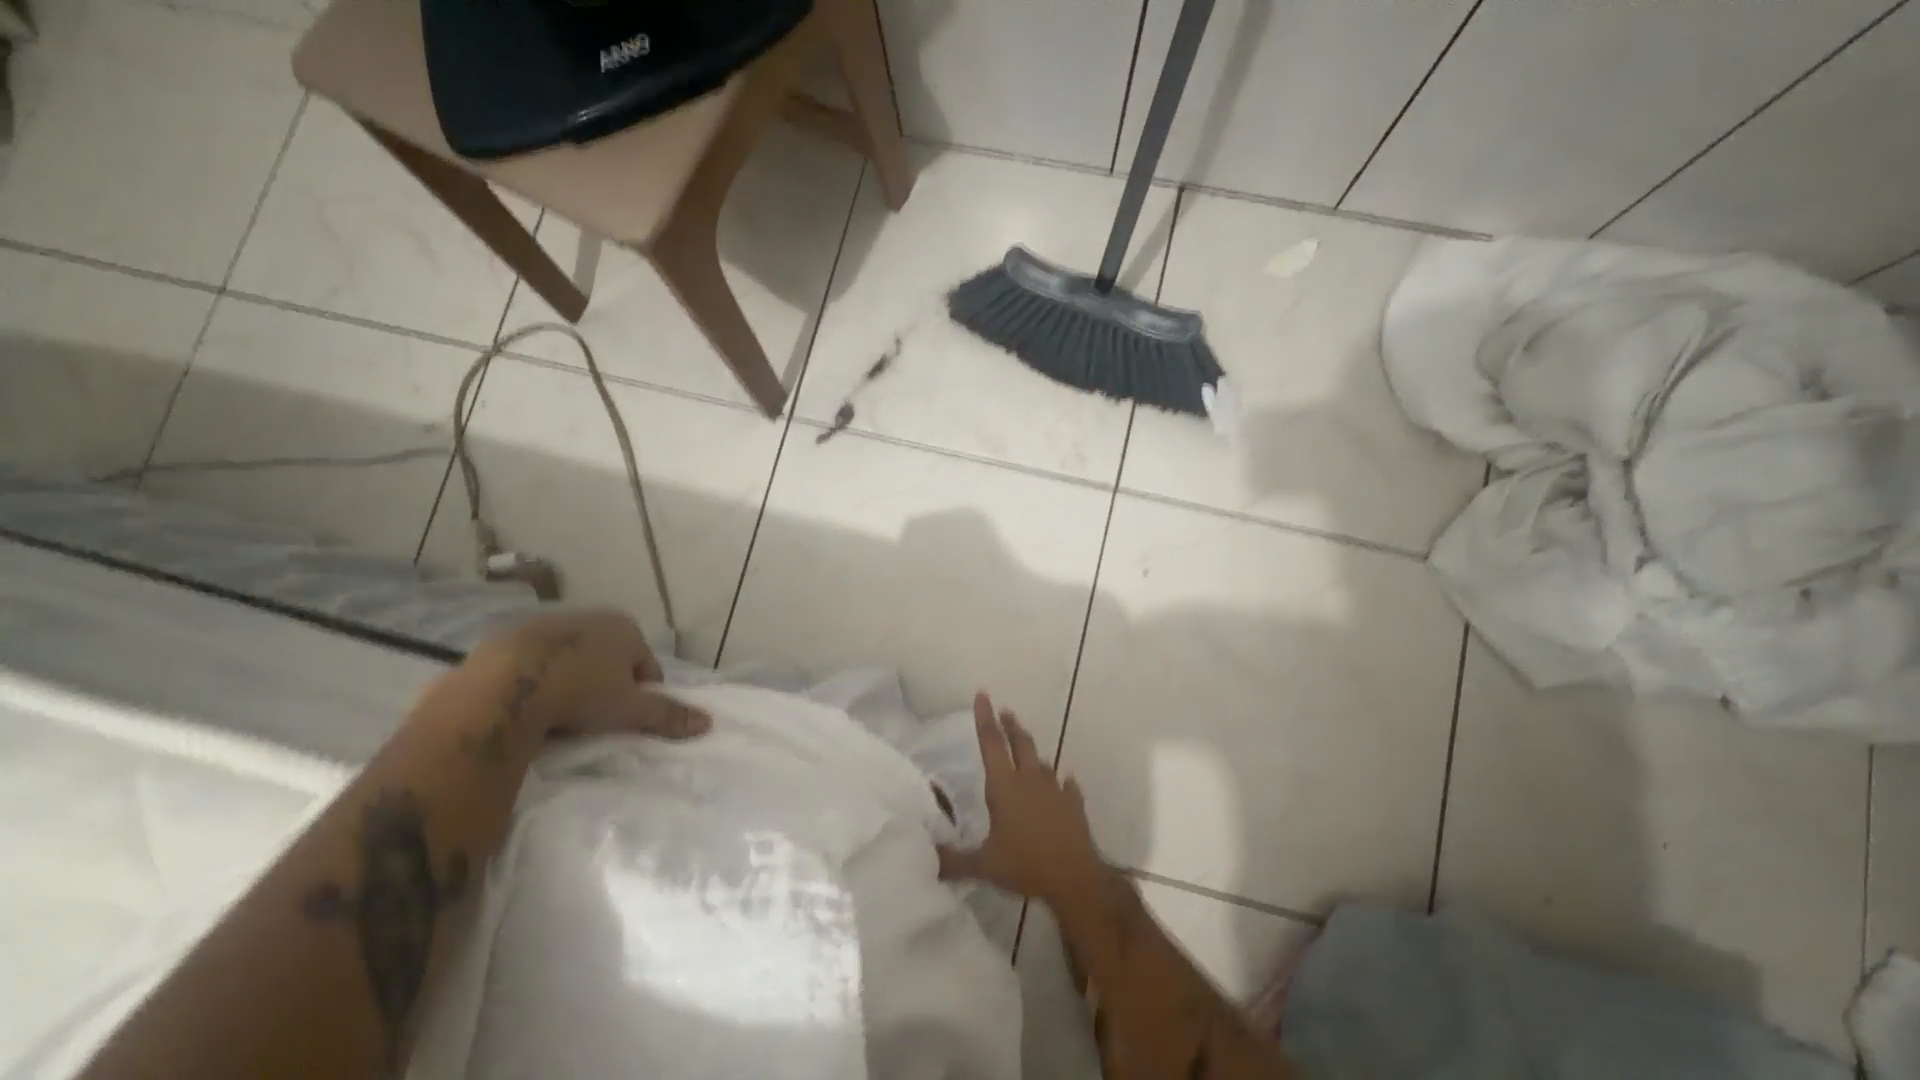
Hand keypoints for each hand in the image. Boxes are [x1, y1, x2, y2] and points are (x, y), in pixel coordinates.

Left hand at [484, 610, 710, 741]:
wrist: (504, 687)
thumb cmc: (580, 695)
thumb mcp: (630, 710)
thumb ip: (668, 714)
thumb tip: (707, 723)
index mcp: (625, 628)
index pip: (646, 666)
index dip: (640, 695)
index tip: (624, 719)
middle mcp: (590, 616)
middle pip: (609, 659)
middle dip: (605, 685)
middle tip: (593, 719)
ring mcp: (547, 623)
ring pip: (571, 658)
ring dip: (570, 680)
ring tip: (559, 714)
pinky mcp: (509, 636)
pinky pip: (533, 662)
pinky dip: (536, 678)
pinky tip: (528, 703)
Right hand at [937, 692, 1107, 903]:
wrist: (1075, 877)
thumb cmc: (1025, 864)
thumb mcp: (983, 865)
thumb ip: (953, 861)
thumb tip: (927, 858)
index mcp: (1004, 787)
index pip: (991, 744)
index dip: (984, 718)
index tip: (983, 695)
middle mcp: (1030, 780)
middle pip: (1019, 744)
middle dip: (1010, 725)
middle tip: (1005, 711)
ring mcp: (1055, 790)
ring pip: (1042, 762)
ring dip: (1032, 752)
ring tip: (1027, 747)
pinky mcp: (1073, 805)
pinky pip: (1066, 786)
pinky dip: (1062, 782)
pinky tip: (1065, 782)